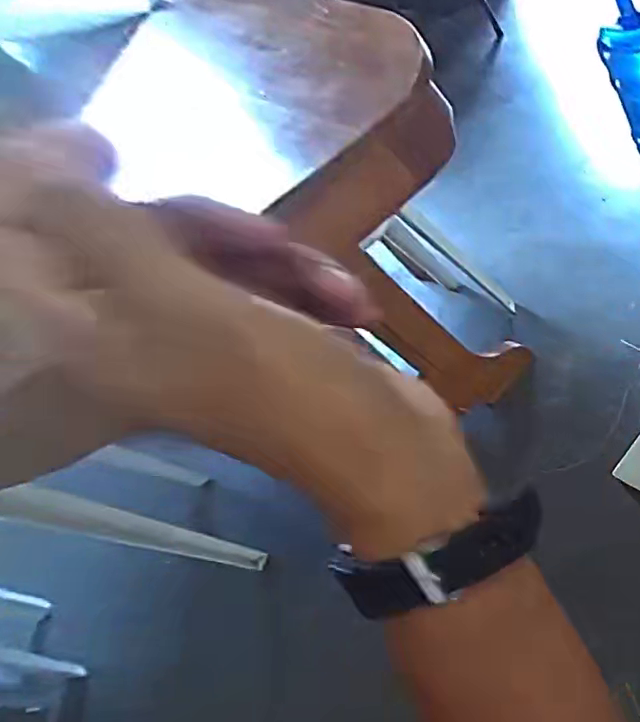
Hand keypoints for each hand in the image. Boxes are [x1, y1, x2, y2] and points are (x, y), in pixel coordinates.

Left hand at [0, 124, 478, 553]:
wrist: (395, 453)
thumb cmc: (290, 390)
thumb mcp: (185, 303)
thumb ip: (98, 221)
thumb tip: (60, 142)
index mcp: (84, 324)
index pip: (32, 226)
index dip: (60, 180)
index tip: (112, 148)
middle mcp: (141, 327)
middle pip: (143, 235)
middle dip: (215, 229)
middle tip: (275, 238)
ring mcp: (221, 339)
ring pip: (228, 260)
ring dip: (291, 263)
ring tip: (343, 291)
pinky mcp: (287, 345)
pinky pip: (284, 290)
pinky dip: (324, 290)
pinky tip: (359, 307)